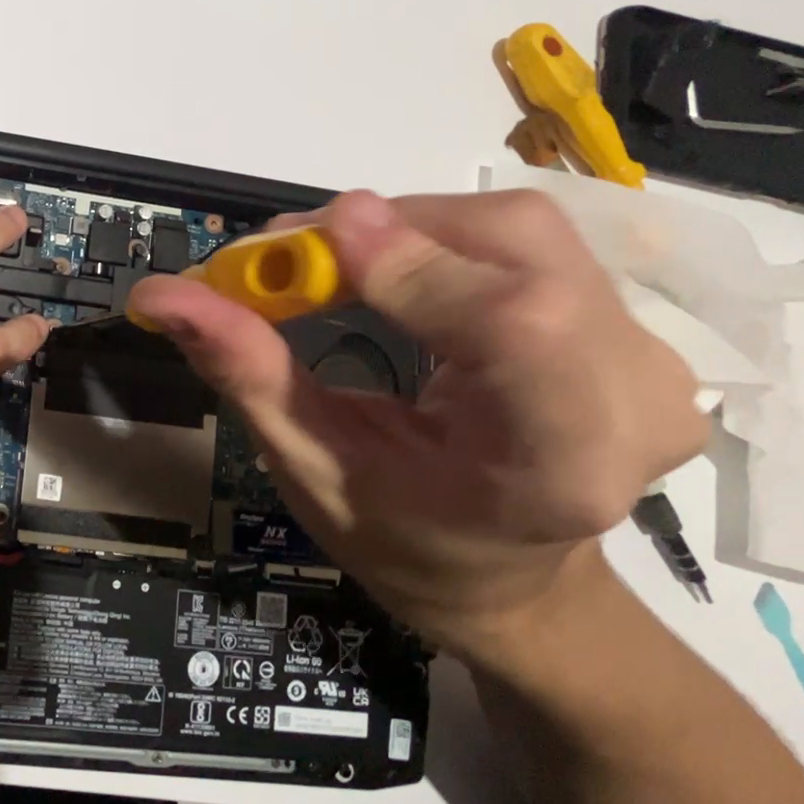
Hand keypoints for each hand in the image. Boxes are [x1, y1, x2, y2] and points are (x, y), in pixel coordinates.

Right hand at [128, 189, 707, 650]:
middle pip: (516, 247)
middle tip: (282, 259)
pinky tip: (386, 275)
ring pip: (515, 229)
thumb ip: (243, 372)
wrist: (508, 574)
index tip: (306, 238)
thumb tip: (156, 294)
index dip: (414, 266)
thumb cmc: (401, 538)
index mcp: (558, 461)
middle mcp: (633, 394)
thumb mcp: (307, 467)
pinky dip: (431, 239)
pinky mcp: (630, 320)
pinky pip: (519, 241)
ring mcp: (647, 350)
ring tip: (324, 271)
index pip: (517, 329)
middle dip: (382, 232)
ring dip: (400, 230)